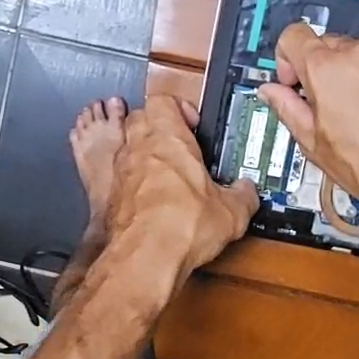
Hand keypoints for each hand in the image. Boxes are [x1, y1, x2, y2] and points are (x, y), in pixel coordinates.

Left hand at [108, 95, 259, 279]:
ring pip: (128, 149)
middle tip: (182, 148)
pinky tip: (154, 205)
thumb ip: (243, 195)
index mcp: (167, 137)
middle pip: (140, 119)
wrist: (144, 258)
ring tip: (169, 178)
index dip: (179, 108)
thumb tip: (248, 191)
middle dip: (159, 129)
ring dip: (145, 158)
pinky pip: (121, 179)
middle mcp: (138, 148)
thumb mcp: (231, 211)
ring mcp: (120, 172)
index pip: (164, 100)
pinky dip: (135, 185)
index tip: (195, 125)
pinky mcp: (110, 198)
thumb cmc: (181, 224)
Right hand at [256, 21, 358, 218]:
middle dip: (321, 69)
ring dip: (353, 73)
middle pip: (327, 45)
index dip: (287, 58)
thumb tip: (273, 93)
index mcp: (326, 69)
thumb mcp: (312, 141)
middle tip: (325, 103)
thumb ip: (287, 107)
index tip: (294, 80)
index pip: (294, 36)